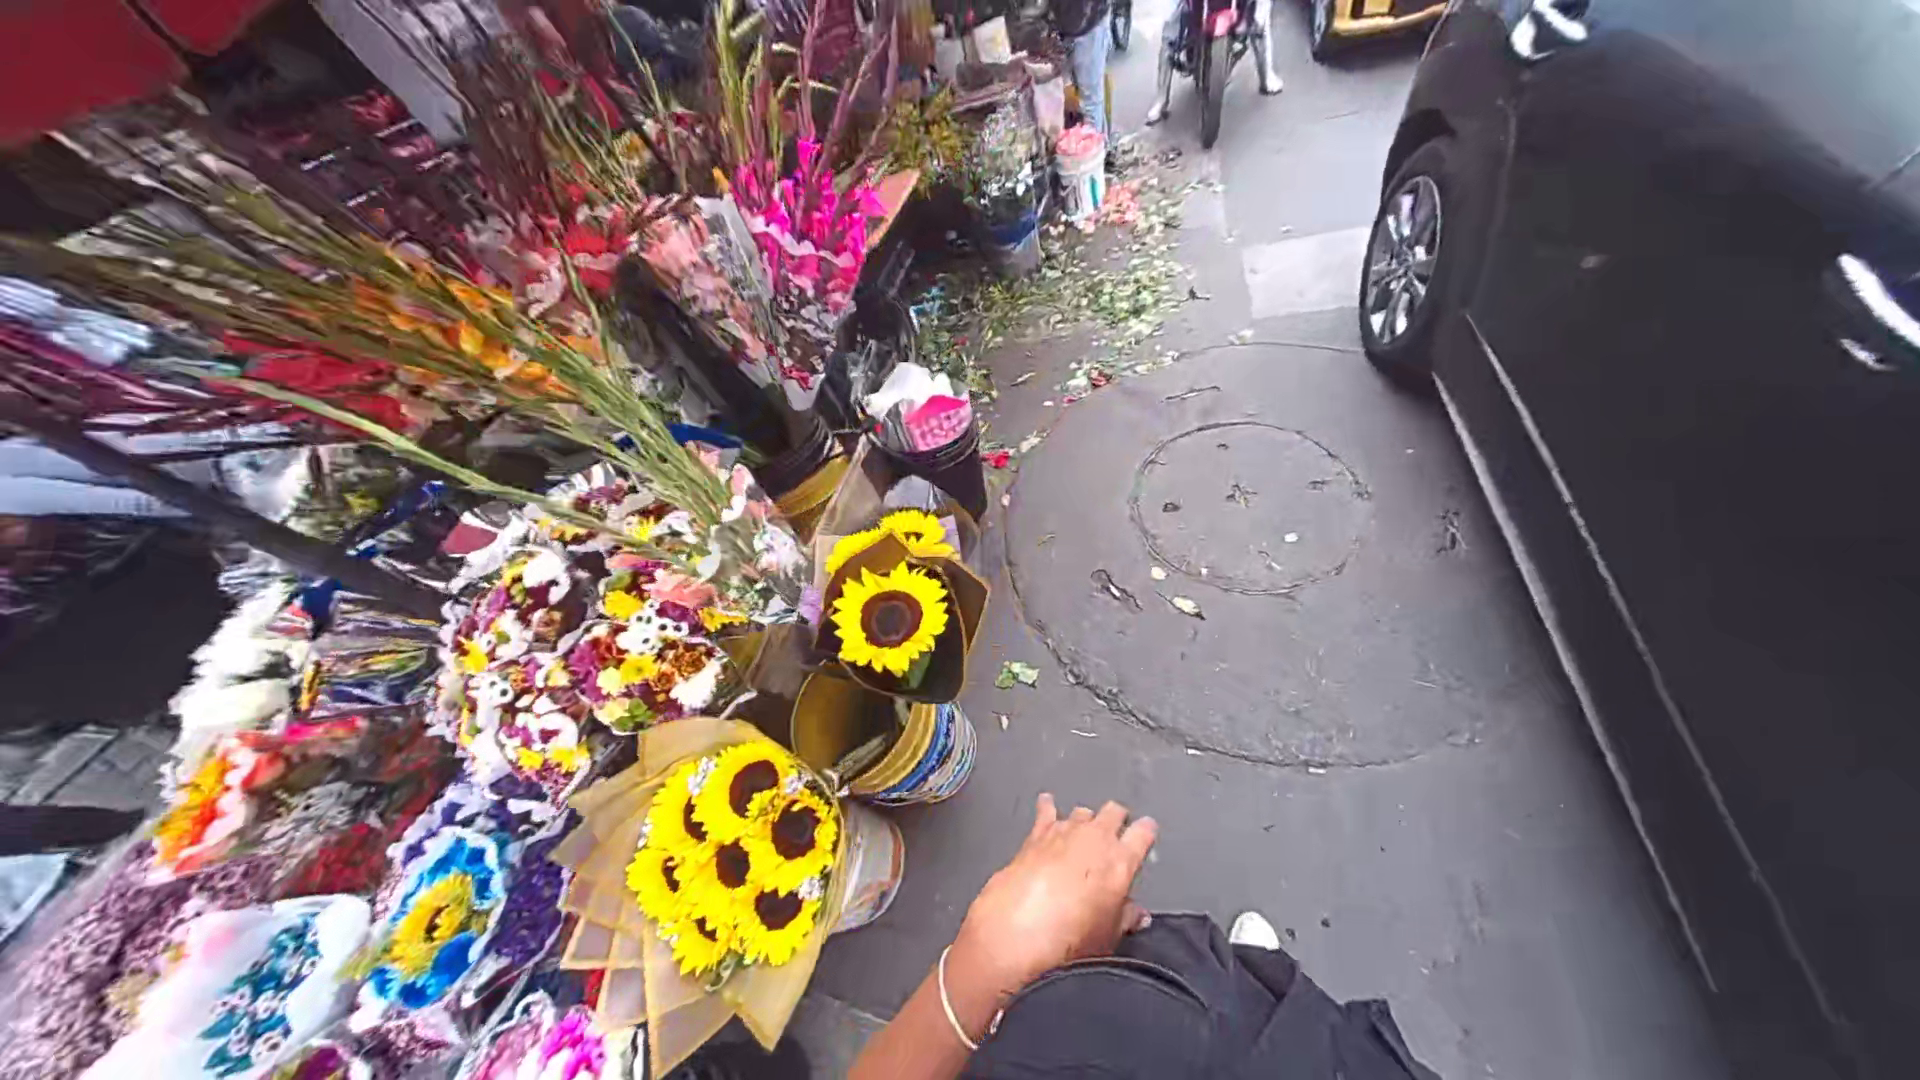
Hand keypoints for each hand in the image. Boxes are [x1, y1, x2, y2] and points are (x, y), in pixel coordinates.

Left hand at [946, 793, 1157, 1002]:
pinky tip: (1046, 801)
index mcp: (1121, 860)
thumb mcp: (1109, 935)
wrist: (1022, 925)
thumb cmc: (1075, 937)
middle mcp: (1096, 836)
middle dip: (1116, 818)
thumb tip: (1139, 914)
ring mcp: (1066, 830)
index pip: (1142, 834)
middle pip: (1113, 812)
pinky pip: (1046, 810)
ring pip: (1083, 811)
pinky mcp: (1038, 831)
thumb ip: (1125, 917)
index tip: (1146, 831)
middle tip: (1115, 829)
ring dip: (1085, 819)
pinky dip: (1048, 806)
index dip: (1145, 831)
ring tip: (1084, 829)